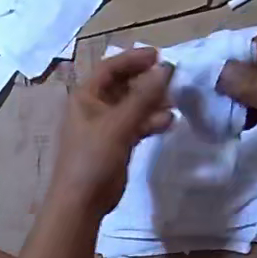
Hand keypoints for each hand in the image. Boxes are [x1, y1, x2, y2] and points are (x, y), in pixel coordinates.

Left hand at [50, 48, 173, 217]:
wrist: (82, 202)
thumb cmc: (93, 158)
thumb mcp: (118, 124)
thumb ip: (143, 97)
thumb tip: (167, 68)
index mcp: (85, 97)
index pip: (110, 68)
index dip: (133, 59)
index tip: (160, 55)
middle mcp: (94, 108)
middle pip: (123, 85)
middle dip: (146, 81)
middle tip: (172, 79)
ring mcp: (106, 127)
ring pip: (132, 106)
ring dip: (152, 102)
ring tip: (175, 101)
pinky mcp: (117, 144)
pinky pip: (136, 125)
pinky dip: (151, 122)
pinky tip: (169, 122)